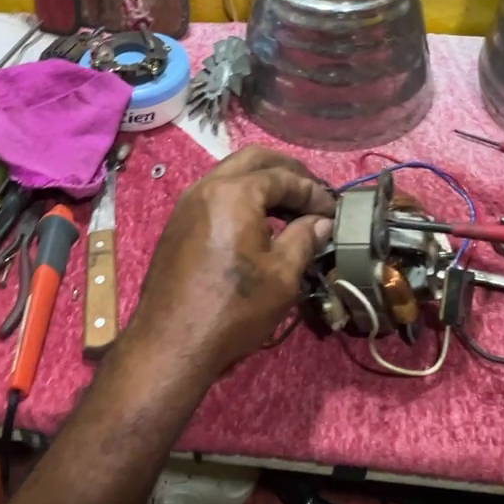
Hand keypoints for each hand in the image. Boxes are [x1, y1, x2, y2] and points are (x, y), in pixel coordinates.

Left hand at [124, 147, 334, 378]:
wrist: (172, 343)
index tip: (332, 211)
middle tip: (311, 193)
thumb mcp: (282, 276)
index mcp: (235, 193)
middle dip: (287, 171)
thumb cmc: (233, 310)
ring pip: (231, 173)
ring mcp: (187, 203)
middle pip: (254, 159)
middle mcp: (207, 186)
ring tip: (289, 208)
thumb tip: (321, 222)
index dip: (312, 192)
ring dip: (262, 182)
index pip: (283, 177)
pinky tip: (258, 223)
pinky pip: (215, 193)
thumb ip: (304, 238)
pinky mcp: (178, 222)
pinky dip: (240, 196)